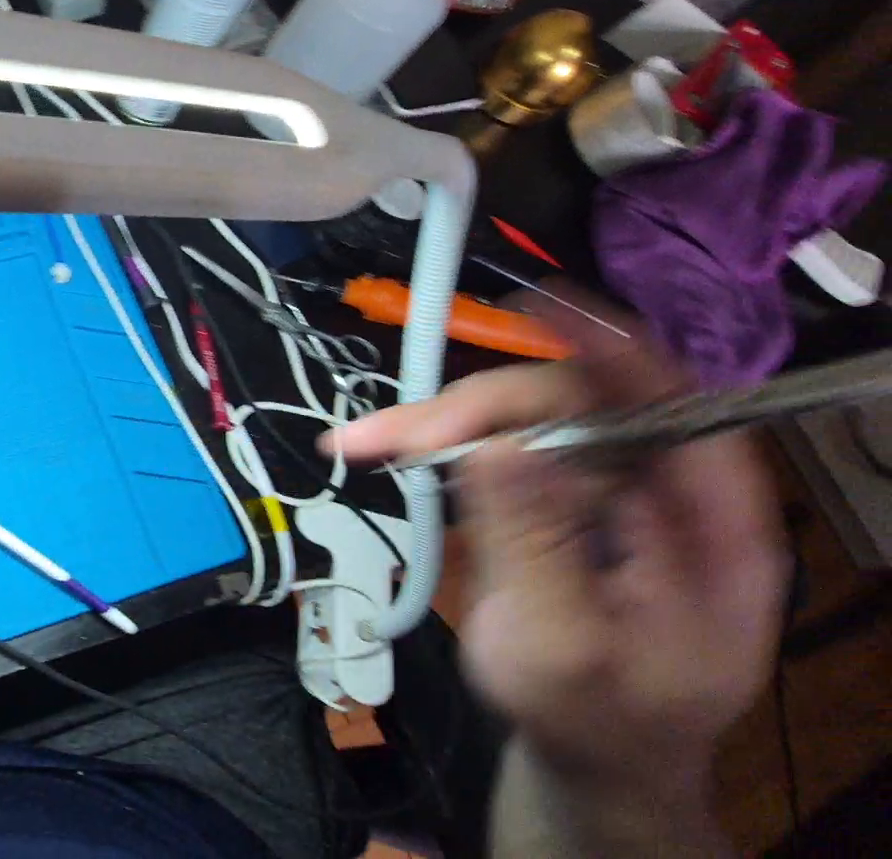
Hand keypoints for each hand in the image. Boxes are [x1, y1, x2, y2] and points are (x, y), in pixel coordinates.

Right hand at [330, 301, 788, 791]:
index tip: (531, 316)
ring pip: (516, 419)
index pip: (673, 403)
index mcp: (706, 523)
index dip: (609, 348)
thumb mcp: (566, 645)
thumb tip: (500, 443)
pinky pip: (488, 446)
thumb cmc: (593, 716)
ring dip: (436, 420)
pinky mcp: (542, 495)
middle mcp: (655, 487)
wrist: (584, 750)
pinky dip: (429, 440)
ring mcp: (594, 488)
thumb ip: (538, 545)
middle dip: (476, 406)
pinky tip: (378, 446)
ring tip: (361, 441)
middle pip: (571, 404)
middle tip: (393, 434)